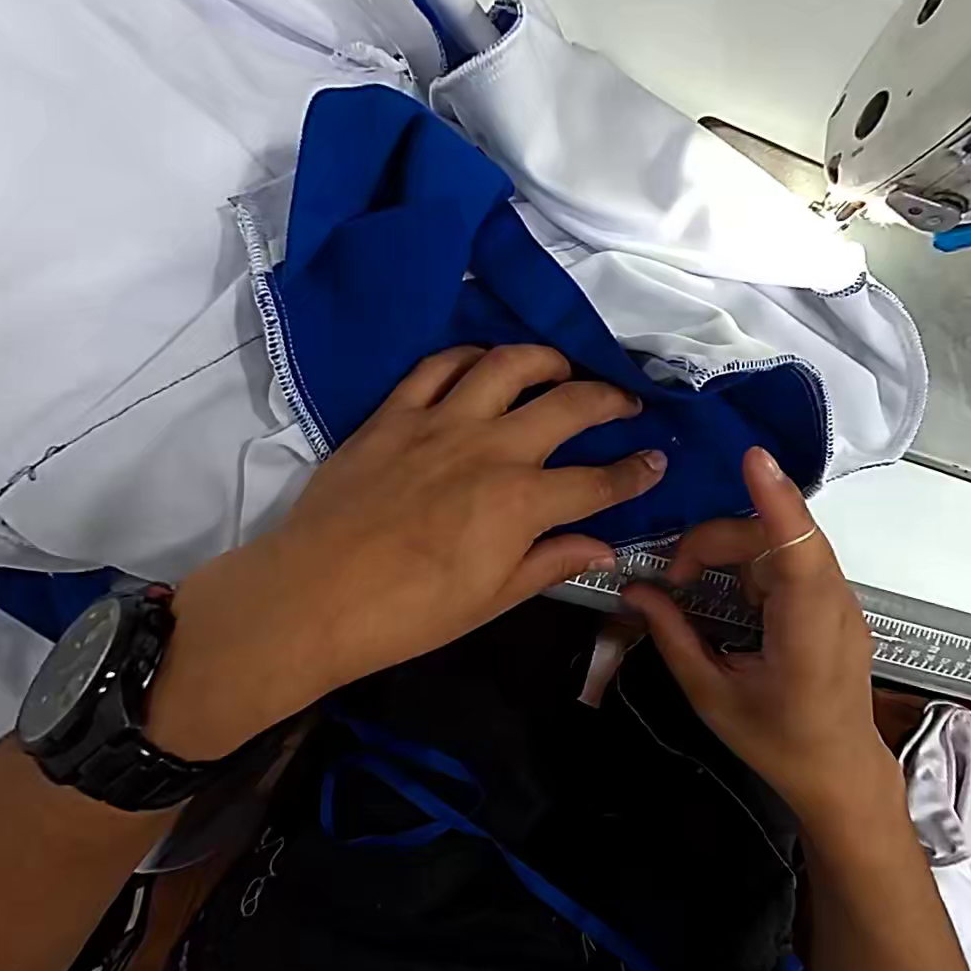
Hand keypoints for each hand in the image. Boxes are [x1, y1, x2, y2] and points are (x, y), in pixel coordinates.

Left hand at [151, 345, 666, 757]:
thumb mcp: (492, 599)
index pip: (598, 481)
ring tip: (562, 369)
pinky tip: (483, 364)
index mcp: (521, 502)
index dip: (636, 471)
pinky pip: (438, 366)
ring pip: (506, 364)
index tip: (658, 460)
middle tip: (626, 403)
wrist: (312, 598)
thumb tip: (604, 549)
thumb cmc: (409, 613)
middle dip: (610, 400)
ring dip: (546, 360)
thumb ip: (552, 563)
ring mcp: (440, 422)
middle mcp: (490, 448)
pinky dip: (468, 357)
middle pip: (569, 405)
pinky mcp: (394, 413)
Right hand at [623, 448, 898, 826]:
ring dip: (730, 548)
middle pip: (774, 537)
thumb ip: (672, 636)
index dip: (776, 501)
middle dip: (715, 539)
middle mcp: (833, 605)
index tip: (753, 458)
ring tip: (693, 581)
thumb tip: (636, 591)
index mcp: (807, 636)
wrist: (840, 772)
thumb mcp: (711, 696)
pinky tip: (727, 589)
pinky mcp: (830, 597)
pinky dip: (748, 559)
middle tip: (675, 578)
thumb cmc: (779, 742)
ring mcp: (838, 598)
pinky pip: (787, 556)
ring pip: (780, 540)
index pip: (798, 553)